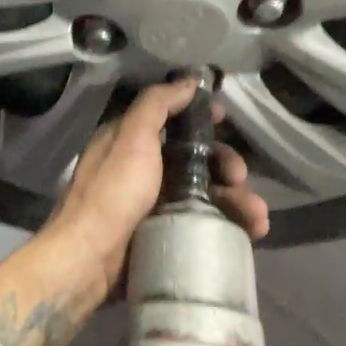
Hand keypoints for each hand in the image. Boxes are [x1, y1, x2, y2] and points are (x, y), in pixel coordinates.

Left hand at [37, 80, 271, 302]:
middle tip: (239, 178)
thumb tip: (188, 82)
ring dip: (237, 200)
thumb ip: (156, 106)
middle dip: (226, 165)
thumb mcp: (131, 139)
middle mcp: (141, 171)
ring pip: (205, 194)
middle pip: (195, 160)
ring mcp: (153, 206)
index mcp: (129, 143)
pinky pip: (202, 223)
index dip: (200, 118)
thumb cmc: (111, 195)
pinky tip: (251, 232)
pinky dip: (228, 224)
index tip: (227, 119)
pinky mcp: (164, 236)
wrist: (88, 262)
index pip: (172, 121)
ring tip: (257, 217)